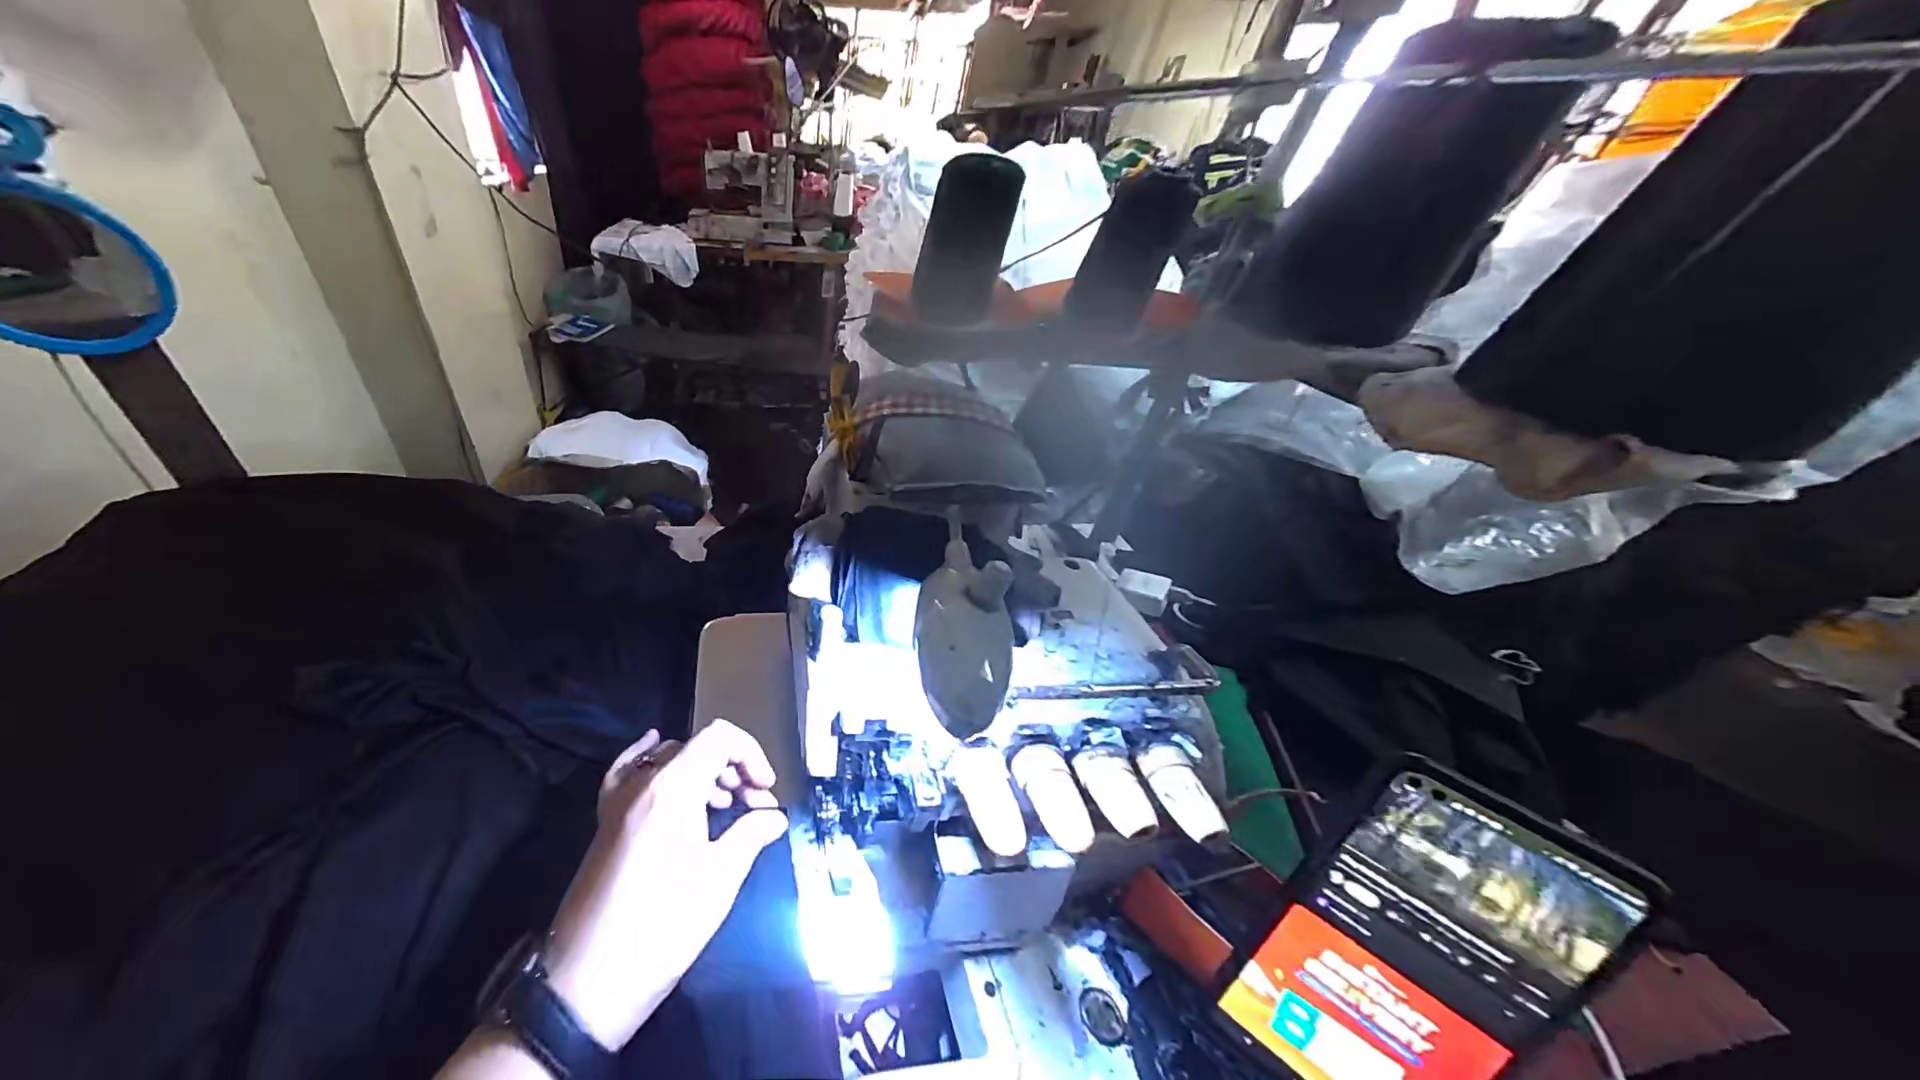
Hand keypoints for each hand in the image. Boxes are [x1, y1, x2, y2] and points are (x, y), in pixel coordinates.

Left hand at [541, 721, 788, 1049]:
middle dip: (733, 766)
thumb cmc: (664, 924)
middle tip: (755, 804)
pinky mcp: (606, 822)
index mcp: (672, 788)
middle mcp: (642, 783)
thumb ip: (751, 834)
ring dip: (704, 771)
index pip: (720, 738)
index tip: (767, 790)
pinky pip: (629, 772)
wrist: (588, 982)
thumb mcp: (721, 876)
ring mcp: (618, 801)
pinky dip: (652, 760)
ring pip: (669, 759)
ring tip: (725, 805)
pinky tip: (662, 759)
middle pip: (696, 746)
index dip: (752, 754)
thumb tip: (774, 817)